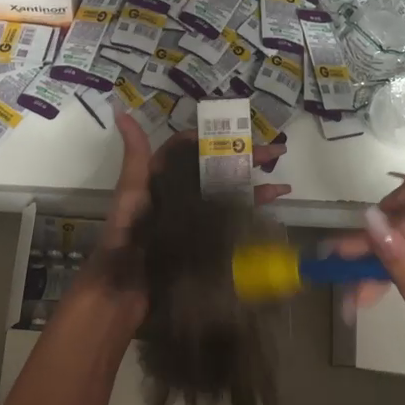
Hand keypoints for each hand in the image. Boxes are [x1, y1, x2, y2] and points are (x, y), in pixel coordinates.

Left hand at [102, 111, 290, 252]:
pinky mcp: (205, 240)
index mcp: (160, 178)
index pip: (189, 148)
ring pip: (228, 191)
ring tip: (282, 179)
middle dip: (245, 157)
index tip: (238, 129)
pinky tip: (274, 205)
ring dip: (255, 183)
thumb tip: (121, 112)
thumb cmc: (125, 238)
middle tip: (276, 151)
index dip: (212, 136)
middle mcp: (180, 193)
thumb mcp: (130, 193)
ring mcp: (194, 217)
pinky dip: (253, 210)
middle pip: (216, 168)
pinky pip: (232, 219)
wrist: (123, 292)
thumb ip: (135, 156)